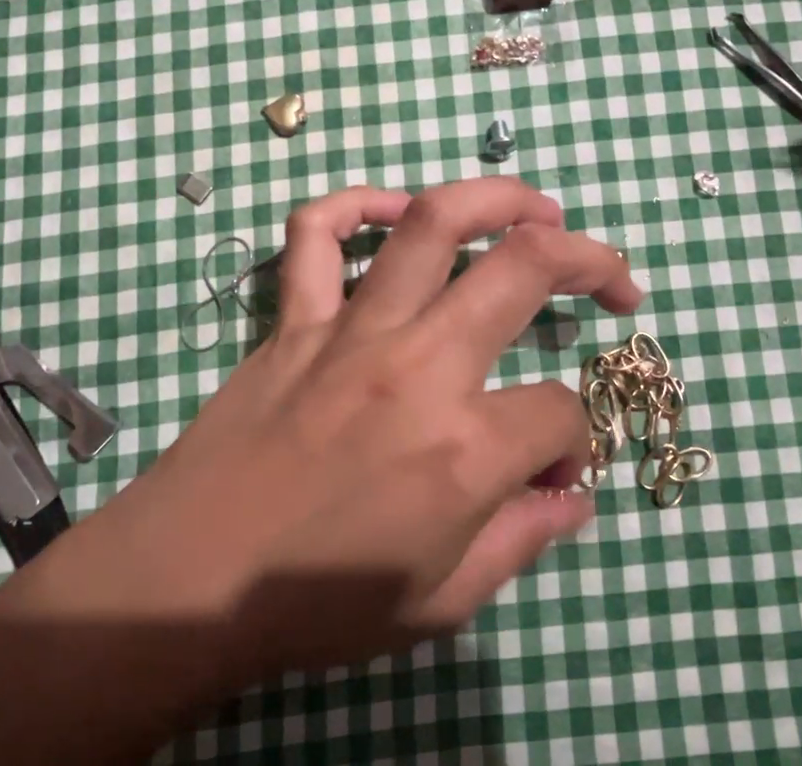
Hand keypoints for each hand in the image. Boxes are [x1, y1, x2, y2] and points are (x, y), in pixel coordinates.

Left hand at [61, 179, 642, 670]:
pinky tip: (392, 210)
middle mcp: (420, 366)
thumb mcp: (442, 601)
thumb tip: (572, 495)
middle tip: (613, 277)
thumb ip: (522, 541)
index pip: (560, 412)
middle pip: (525, 269)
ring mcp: (351, 331)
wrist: (187, 581)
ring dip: (497, 197)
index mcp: (467, 447)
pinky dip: (355, 205)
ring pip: (432, 224)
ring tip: (537, 206)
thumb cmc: (315, 605)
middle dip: (591, 260)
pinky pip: (316, 236)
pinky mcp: (293, 322)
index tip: (553, 468)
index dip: (574, 439)